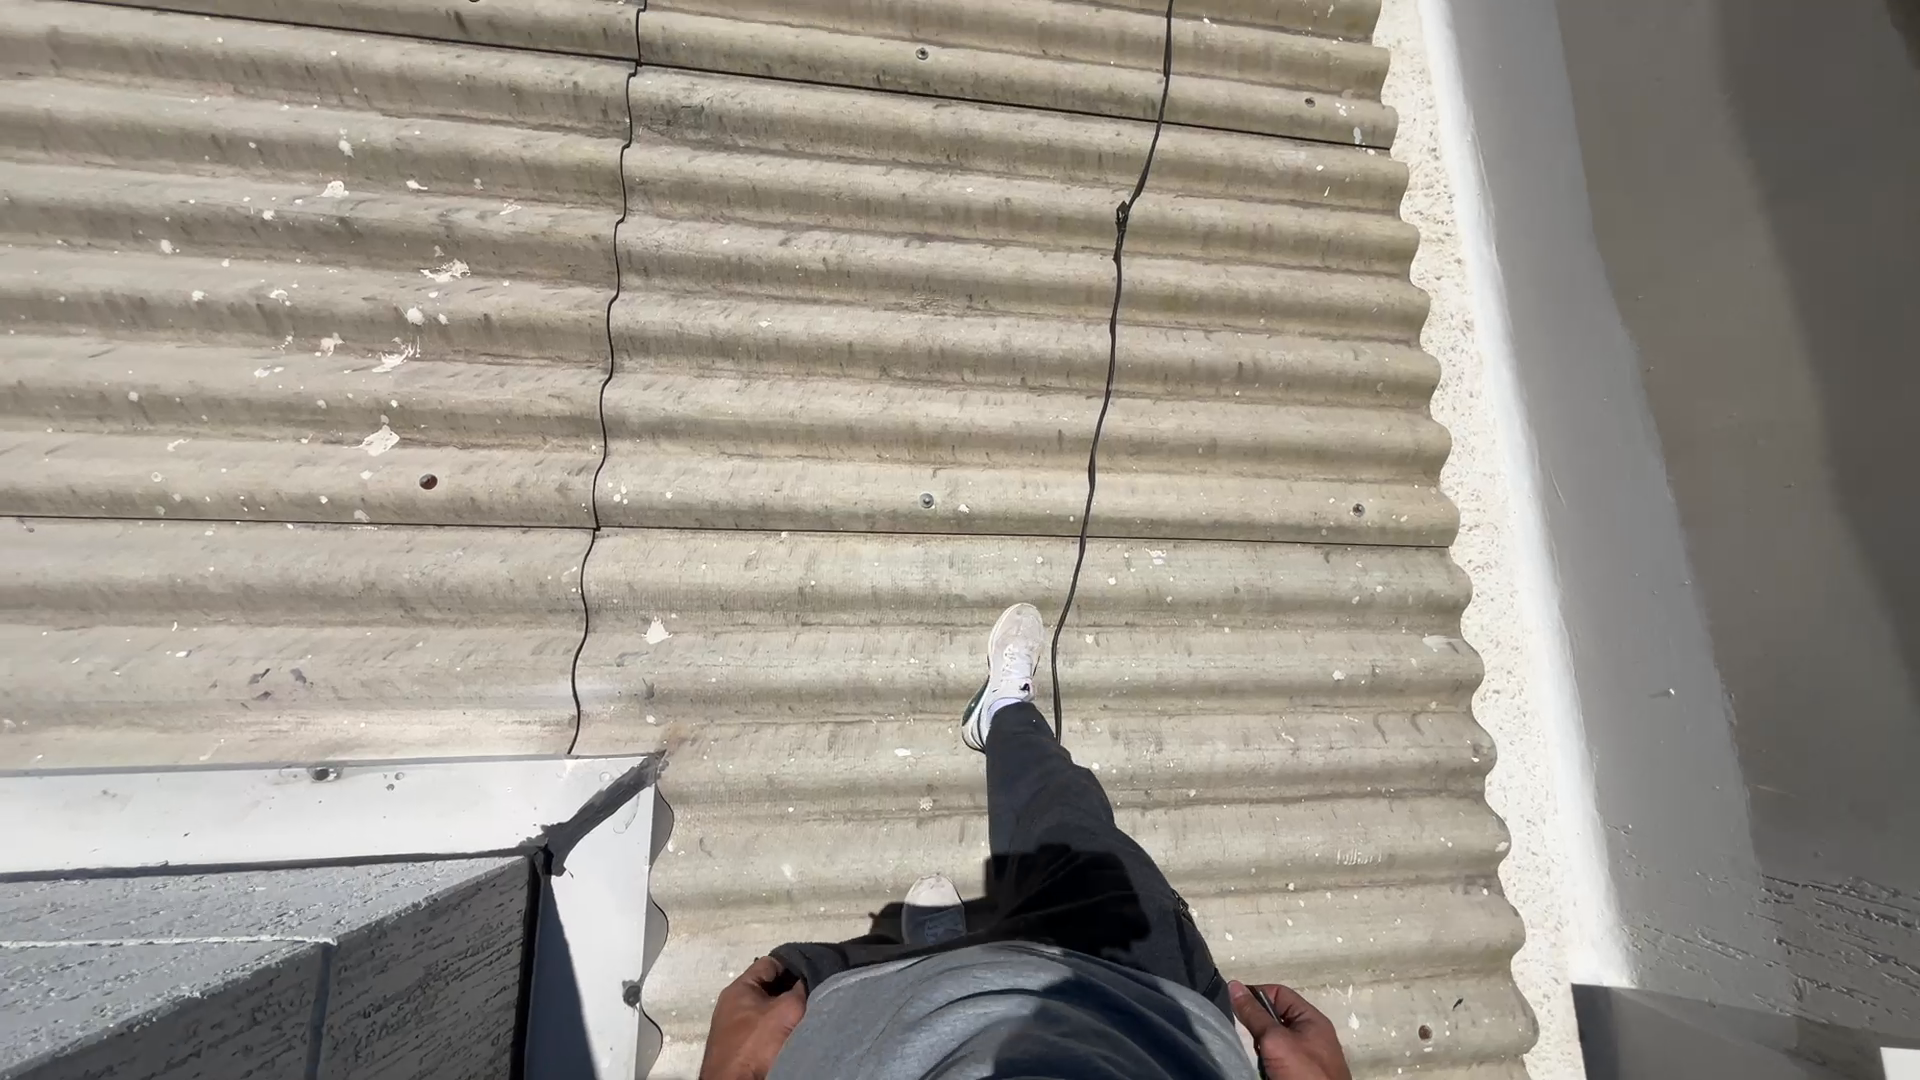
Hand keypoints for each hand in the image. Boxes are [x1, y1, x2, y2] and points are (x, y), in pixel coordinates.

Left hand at [697, 956, 807, 1079]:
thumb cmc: (757, 1044)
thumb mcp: (787, 1009)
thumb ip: (800, 989)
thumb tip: (807, 980)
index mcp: (739, 988)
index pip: (771, 963)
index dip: (793, 964)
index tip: (812, 972)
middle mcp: (732, 1004)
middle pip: (768, 987)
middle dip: (789, 990)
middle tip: (810, 994)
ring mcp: (733, 1028)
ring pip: (766, 1010)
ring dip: (783, 1012)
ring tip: (803, 1015)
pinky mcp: (737, 1049)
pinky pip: (761, 1029)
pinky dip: (775, 1030)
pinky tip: (790, 1035)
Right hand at [1228, 980, 1351, 1079]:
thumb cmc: (1302, 1074)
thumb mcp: (1274, 1040)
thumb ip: (1254, 1013)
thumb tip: (1233, 984)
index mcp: (1312, 1019)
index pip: (1278, 993)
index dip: (1256, 995)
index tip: (1236, 1007)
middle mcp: (1312, 1035)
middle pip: (1275, 1017)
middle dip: (1259, 1026)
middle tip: (1252, 1039)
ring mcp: (1309, 1057)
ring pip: (1275, 1040)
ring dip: (1263, 1047)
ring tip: (1261, 1059)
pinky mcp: (1302, 1075)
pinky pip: (1279, 1059)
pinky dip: (1269, 1063)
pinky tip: (1266, 1071)